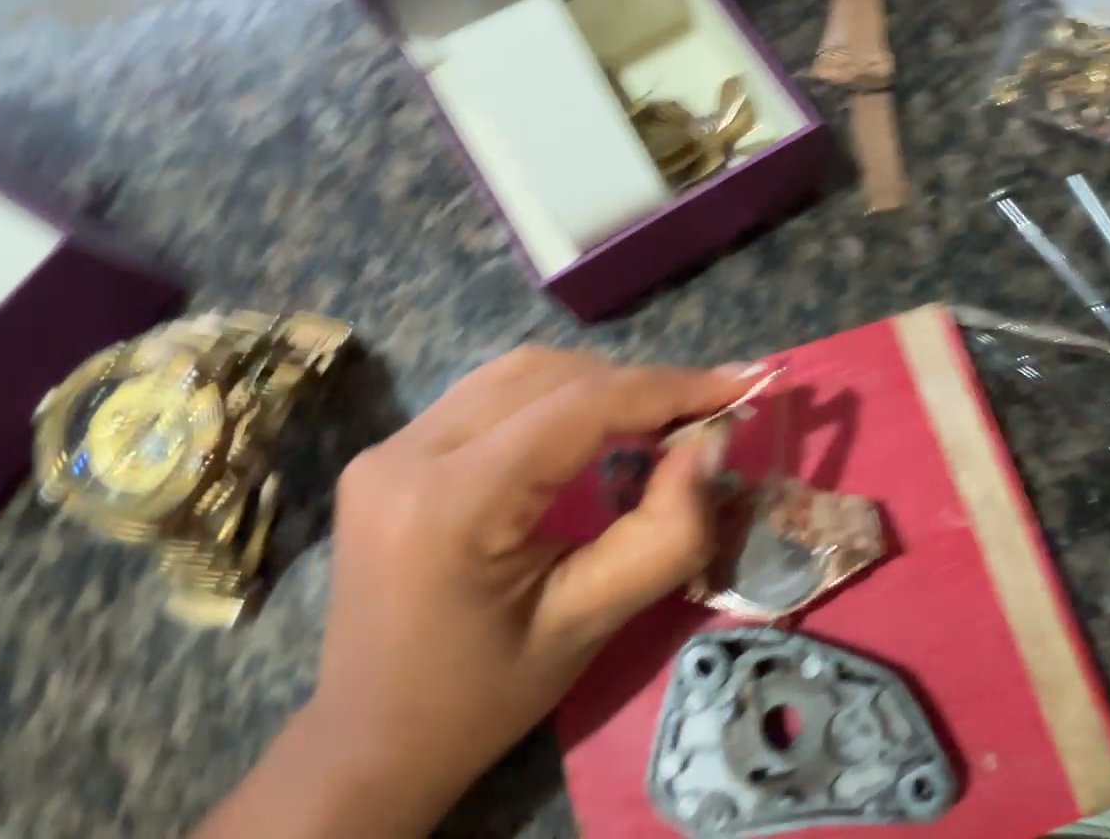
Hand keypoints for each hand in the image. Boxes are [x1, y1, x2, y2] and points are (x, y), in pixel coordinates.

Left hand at [195, 348, 747, 838]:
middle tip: (704, 412)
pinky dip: (555, 397)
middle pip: (549, 374)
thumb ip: (663, 534)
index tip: (739, 384)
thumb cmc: (486, 695)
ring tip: (657, 418)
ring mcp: (390, 445)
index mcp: (451, 504)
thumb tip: (709, 445)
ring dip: (597, 383)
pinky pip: (489, 395)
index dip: (668, 388)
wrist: (370, 737)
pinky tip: (591, 427)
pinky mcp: (391, 450)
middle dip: (638, 384)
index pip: (579, 407)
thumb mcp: (590, 624)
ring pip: (518, 373)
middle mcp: (408, 452)